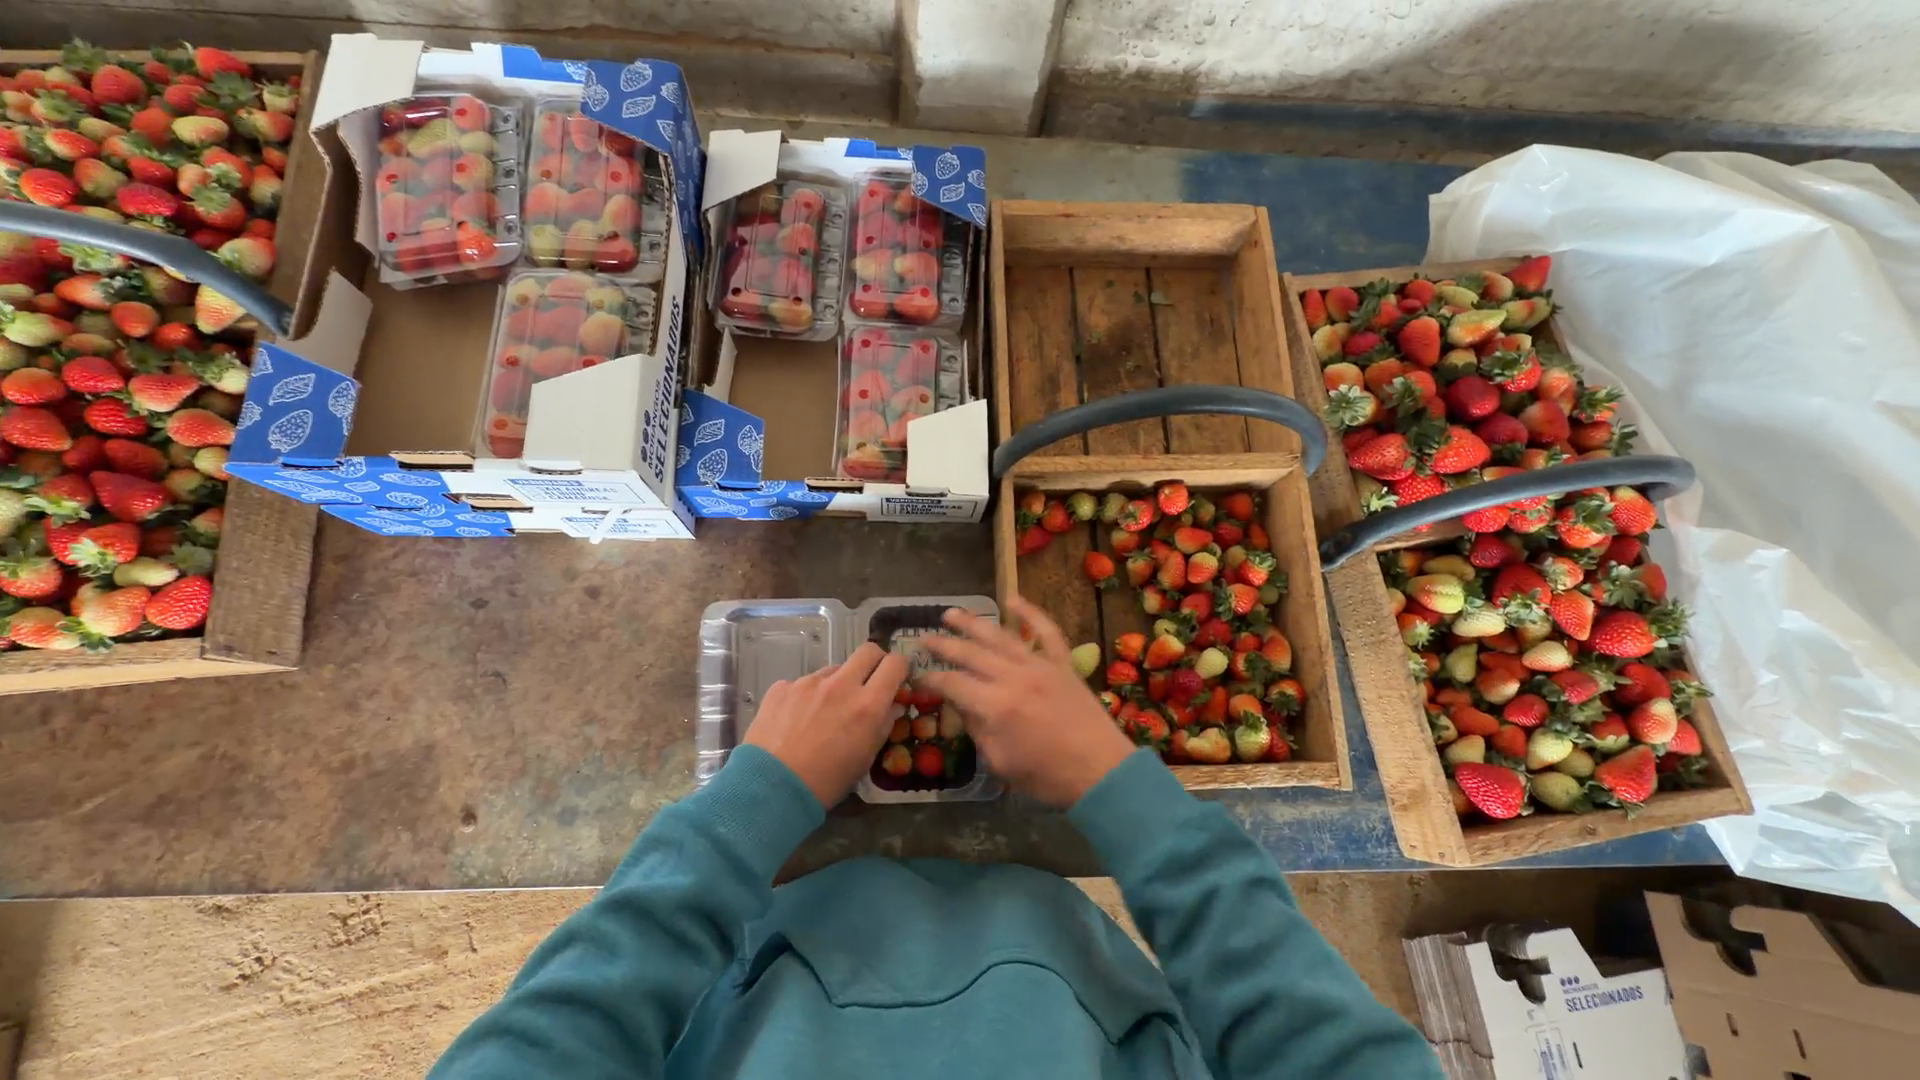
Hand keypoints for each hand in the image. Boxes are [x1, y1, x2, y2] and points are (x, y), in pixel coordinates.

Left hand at [744, 641, 908, 807]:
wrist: (770, 788)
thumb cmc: (826, 781)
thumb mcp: (864, 759)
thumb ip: (883, 726)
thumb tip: (893, 706)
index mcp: (868, 704)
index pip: (895, 664)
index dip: (900, 667)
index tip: (897, 678)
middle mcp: (841, 684)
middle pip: (868, 651)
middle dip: (874, 662)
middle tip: (868, 683)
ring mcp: (808, 682)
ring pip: (833, 670)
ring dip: (837, 684)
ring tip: (824, 714)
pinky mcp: (782, 687)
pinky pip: (803, 684)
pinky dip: (807, 697)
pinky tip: (796, 721)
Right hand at [921, 596, 1135, 806]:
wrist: (1101, 771)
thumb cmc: (1047, 777)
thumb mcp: (1000, 762)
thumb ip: (977, 729)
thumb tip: (962, 706)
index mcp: (995, 706)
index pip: (952, 684)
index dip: (931, 679)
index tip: (917, 678)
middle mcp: (1014, 678)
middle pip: (971, 654)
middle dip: (943, 645)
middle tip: (923, 638)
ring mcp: (1040, 666)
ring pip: (1001, 637)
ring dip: (974, 623)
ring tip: (952, 613)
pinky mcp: (1063, 664)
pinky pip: (1046, 632)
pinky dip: (1030, 614)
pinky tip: (1013, 599)